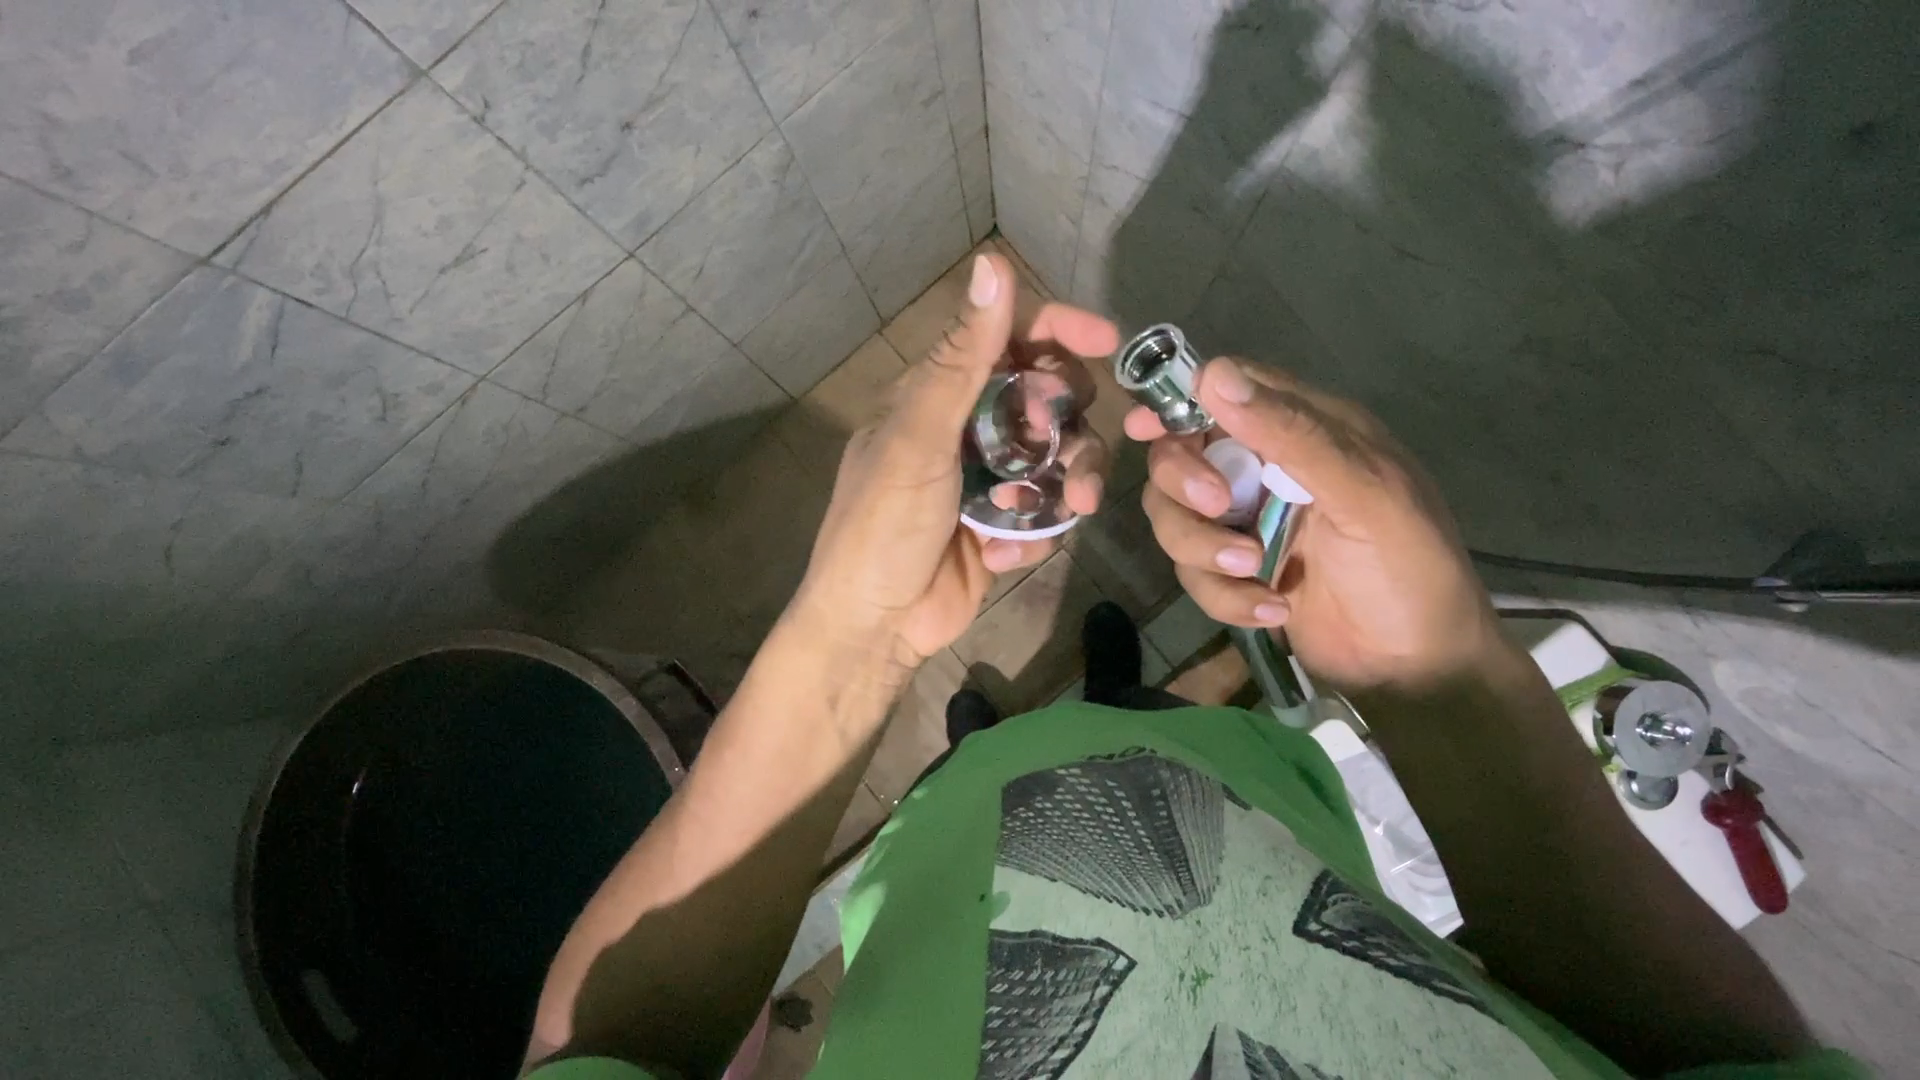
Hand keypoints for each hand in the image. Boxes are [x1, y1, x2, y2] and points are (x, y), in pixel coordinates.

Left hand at [790, 255, 1117, 675]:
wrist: (875, 625)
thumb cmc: (882, 524)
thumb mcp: (918, 437)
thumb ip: (960, 360)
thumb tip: (992, 264)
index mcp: (937, 396)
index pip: (1007, 340)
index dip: (1059, 331)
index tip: (1107, 342)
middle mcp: (968, 430)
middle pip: (1048, 399)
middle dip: (1069, 425)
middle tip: (1067, 453)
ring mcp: (988, 481)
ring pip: (1059, 458)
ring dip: (1068, 481)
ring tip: (1067, 510)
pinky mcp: (1003, 527)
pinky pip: (1047, 512)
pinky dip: (1037, 531)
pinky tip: (1002, 554)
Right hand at [1128, 357, 1506, 698]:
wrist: (1415, 668)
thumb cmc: (1410, 568)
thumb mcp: (1363, 494)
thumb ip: (1293, 435)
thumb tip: (1215, 374)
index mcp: (1306, 431)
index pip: (1228, 393)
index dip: (1179, 403)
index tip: (1145, 429)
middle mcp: (1266, 470)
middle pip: (1181, 456)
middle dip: (1184, 484)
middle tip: (1218, 509)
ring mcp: (1246, 524)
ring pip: (1174, 517)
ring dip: (1202, 547)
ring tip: (1255, 572)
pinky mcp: (1235, 574)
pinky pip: (1193, 573)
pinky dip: (1225, 596)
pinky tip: (1273, 609)